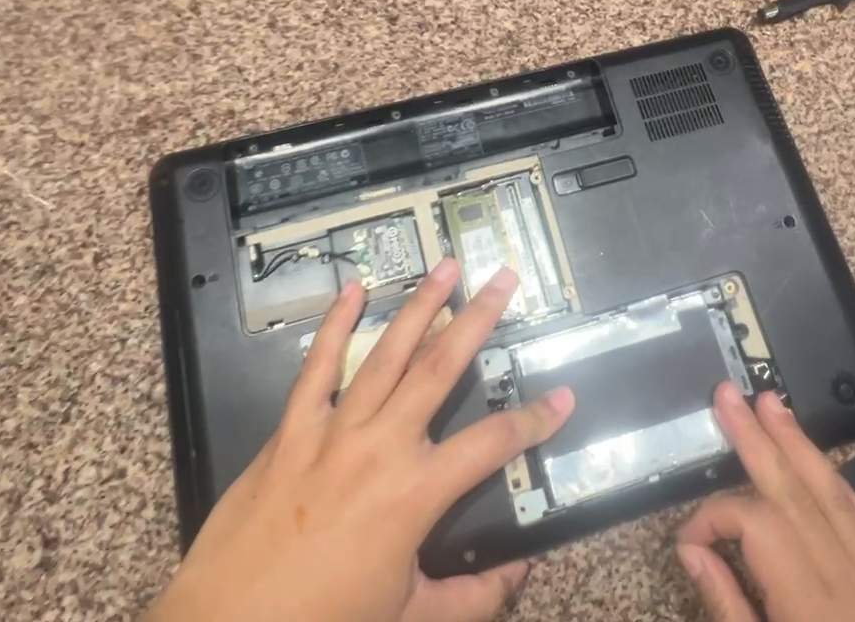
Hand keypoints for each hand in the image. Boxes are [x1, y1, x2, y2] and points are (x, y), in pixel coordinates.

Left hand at [146, 259, 574, 621]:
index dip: (535, 420)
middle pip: (441, 368)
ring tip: (446, 267)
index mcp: (415, 493)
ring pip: (386, 353)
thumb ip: (473, 597)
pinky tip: (353, 291)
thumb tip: (518, 574)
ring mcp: (333, 430)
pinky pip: (316, 367)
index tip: (563, 397)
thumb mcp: (410, 617)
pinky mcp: (291, 429)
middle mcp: (380, 446)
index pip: (493, 445)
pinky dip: (334, 325)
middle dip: (478, 318)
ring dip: (420, 306)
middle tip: (503, 279)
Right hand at [676, 384, 854, 621]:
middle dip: (758, 439)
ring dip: (800, 446)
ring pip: (835, 497)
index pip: (755, 524)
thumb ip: (729, 607)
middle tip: (728, 394)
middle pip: (796, 492)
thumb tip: (694, 549)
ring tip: (772, 405)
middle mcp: (847, 583)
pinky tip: (825, 469)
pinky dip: (841, 490)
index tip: (687, 541)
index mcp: (809, 604)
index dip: (713, 517)